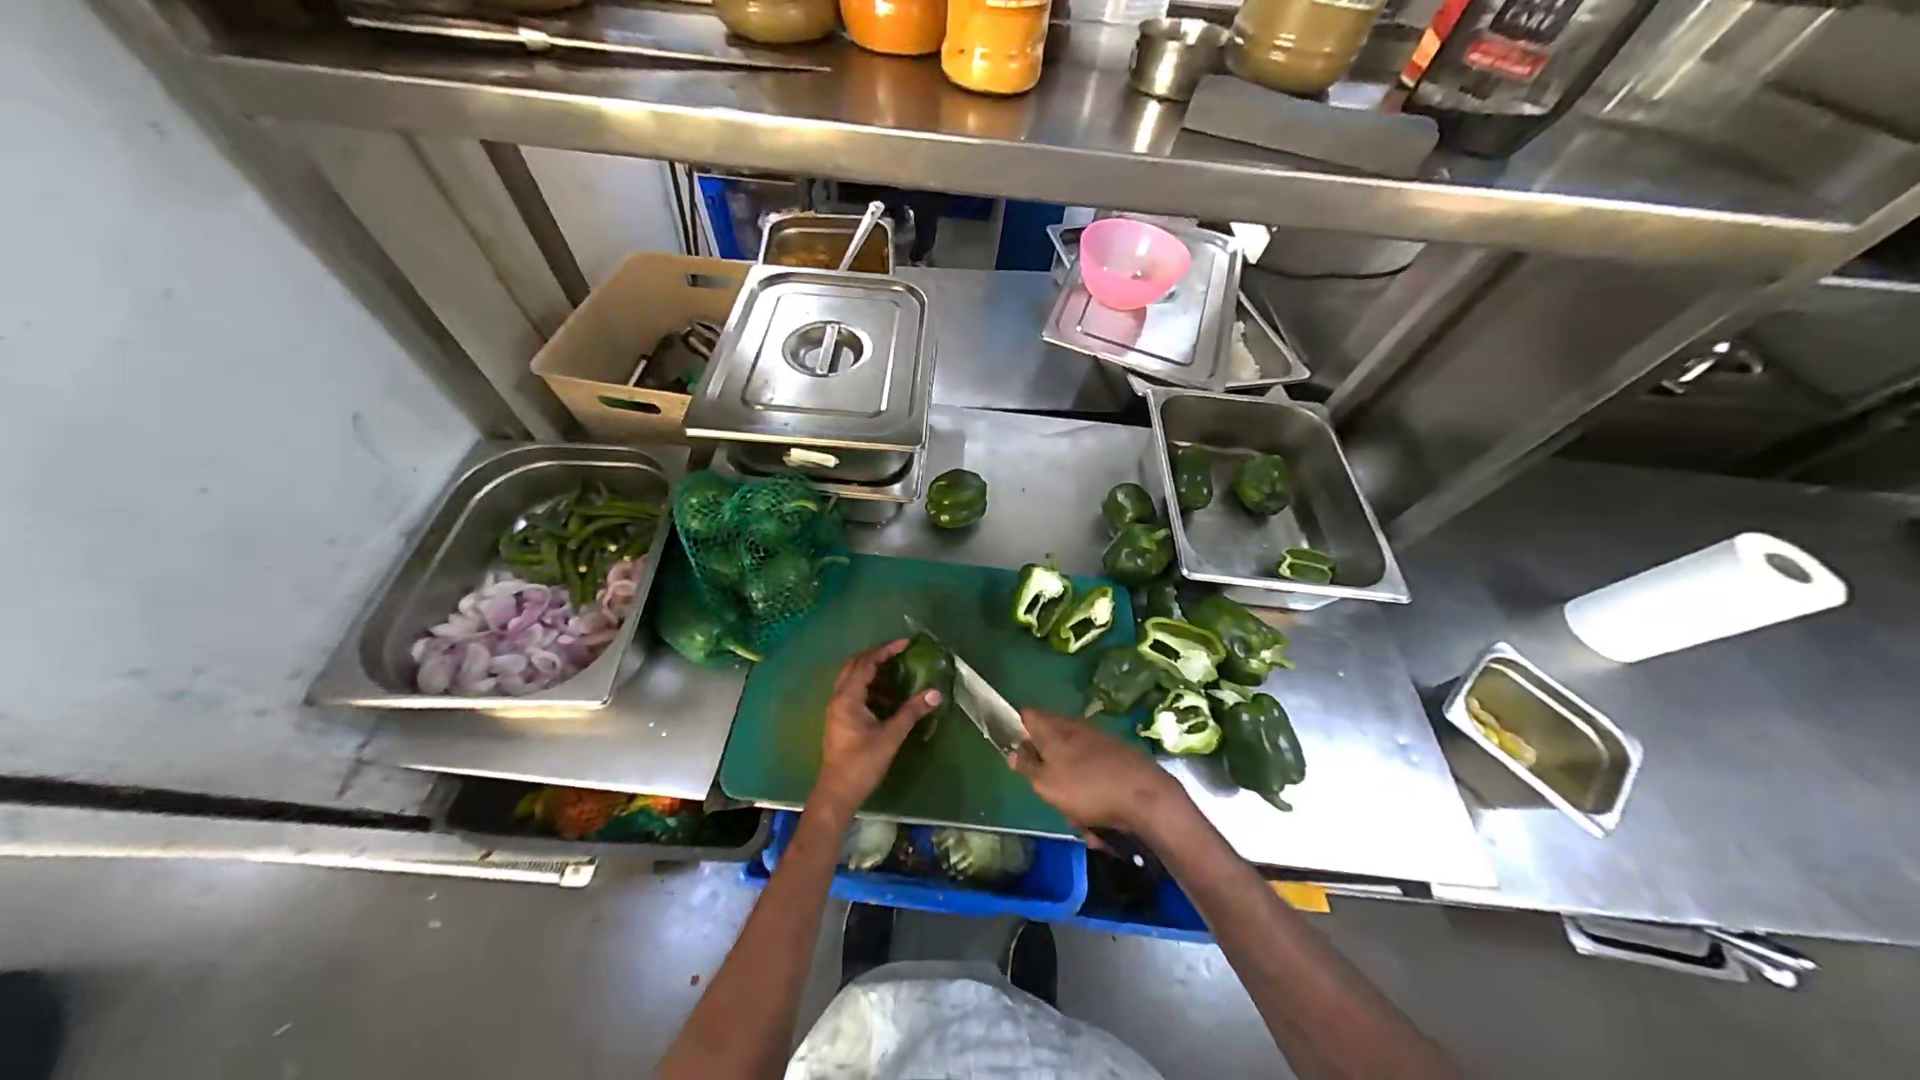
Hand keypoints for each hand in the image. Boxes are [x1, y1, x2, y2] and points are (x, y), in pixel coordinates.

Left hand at [812, 639, 940, 817]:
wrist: (837, 793)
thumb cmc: (862, 763)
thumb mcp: (891, 736)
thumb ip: (911, 712)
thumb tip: (935, 692)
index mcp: (847, 698)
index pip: (866, 663)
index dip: (885, 650)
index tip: (905, 643)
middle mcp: (838, 698)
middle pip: (855, 666)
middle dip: (876, 656)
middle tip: (899, 652)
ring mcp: (836, 709)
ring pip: (852, 679)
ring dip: (872, 671)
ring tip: (896, 671)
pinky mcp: (840, 720)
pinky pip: (853, 692)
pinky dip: (870, 687)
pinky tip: (887, 696)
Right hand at [1009, 708, 1186, 834]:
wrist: (1147, 798)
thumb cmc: (1087, 788)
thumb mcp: (1045, 784)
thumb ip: (1026, 766)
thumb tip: (1013, 750)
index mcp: (1054, 729)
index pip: (1028, 715)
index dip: (1019, 731)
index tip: (1019, 756)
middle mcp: (1076, 728)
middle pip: (1051, 744)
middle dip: (1049, 772)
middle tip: (1051, 796)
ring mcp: (1100, 741)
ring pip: (1075, 768)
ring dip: (1074, 795)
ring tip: (1082, 821)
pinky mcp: (1120, 758)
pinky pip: (1097, 779)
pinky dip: (1096, 799)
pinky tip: (1101, 823)